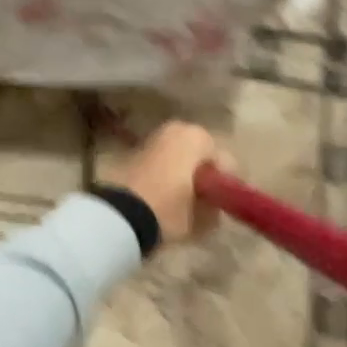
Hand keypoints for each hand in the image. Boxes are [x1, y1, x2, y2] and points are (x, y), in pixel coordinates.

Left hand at [107, 121, 223, 245]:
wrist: (120, 215)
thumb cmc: (169, 209)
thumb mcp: (202, 217)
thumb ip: (214, 207)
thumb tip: (213, 206)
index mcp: (196, 137)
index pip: (225, 162)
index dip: (226, 185)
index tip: (222, 205)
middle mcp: (174, 130)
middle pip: (200, 156)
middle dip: (203, 176)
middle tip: (204, 203)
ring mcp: (151, 138)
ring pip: (178, 158)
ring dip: (183, 175)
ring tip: (183, 204)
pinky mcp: (131, 153)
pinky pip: (160, 164)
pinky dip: (165, 176)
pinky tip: (163, 198)